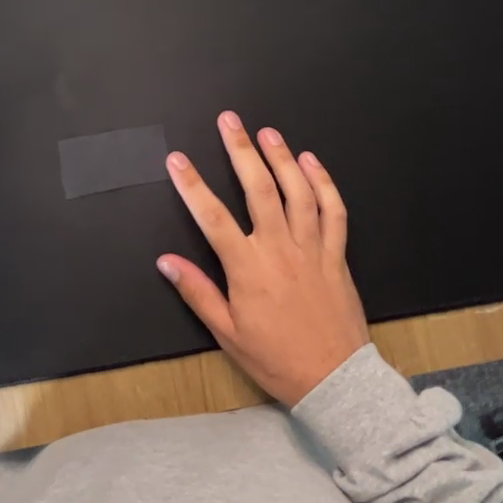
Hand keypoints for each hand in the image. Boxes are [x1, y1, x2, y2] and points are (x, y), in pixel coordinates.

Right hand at [157, 111, 369, 404]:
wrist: (335, 382)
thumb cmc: (276, 359)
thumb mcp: (228, 333)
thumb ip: (197, 292)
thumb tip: (165, 261)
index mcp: (248, 269)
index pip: (212, 217)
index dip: (192, 185)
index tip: (177, 160)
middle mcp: (280, 249)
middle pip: (259, 189)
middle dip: (241, 150)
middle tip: (229, 121)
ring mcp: (313, 248)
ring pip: (298, 192)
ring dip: (282, 157)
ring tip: (267, 132)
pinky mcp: (337, 254)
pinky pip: (334, 211)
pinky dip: (323, 183)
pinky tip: (310, 161)